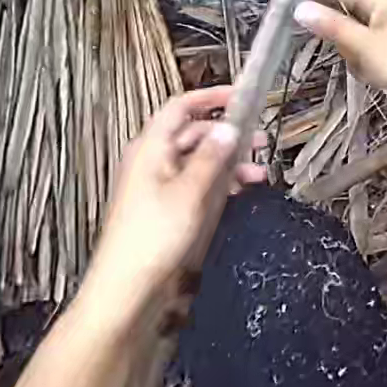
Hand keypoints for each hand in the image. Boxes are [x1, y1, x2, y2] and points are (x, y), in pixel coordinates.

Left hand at [81, 86, 266, 328]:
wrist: (125, 290)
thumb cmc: (153, 237)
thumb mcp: (190, 193)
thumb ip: (212, 157)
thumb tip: (229, 127)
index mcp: (151, 147)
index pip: (181, 106)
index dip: (211, 97)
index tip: (241, 96)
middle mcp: (152, 160)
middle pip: (193, 133)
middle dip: (228, 135)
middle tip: (261, 141)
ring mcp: (158, 184)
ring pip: (198, 160)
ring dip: (228, 163)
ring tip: (259, 172)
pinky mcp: (164, 207)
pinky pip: (195, 183)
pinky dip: (218, 183)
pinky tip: (241, 191)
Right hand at [293, 0, 386, 117]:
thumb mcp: (362, 45)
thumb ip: (330, 27)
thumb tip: (299, 8)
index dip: (319, 4)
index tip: (300, 23)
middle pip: (346, 16)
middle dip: (343, 40)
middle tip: (354, 55)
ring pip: (356, 38)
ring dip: (355, 57)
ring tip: (369, 69)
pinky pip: (369, 52)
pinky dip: (368, 65)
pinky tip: (377, 77)